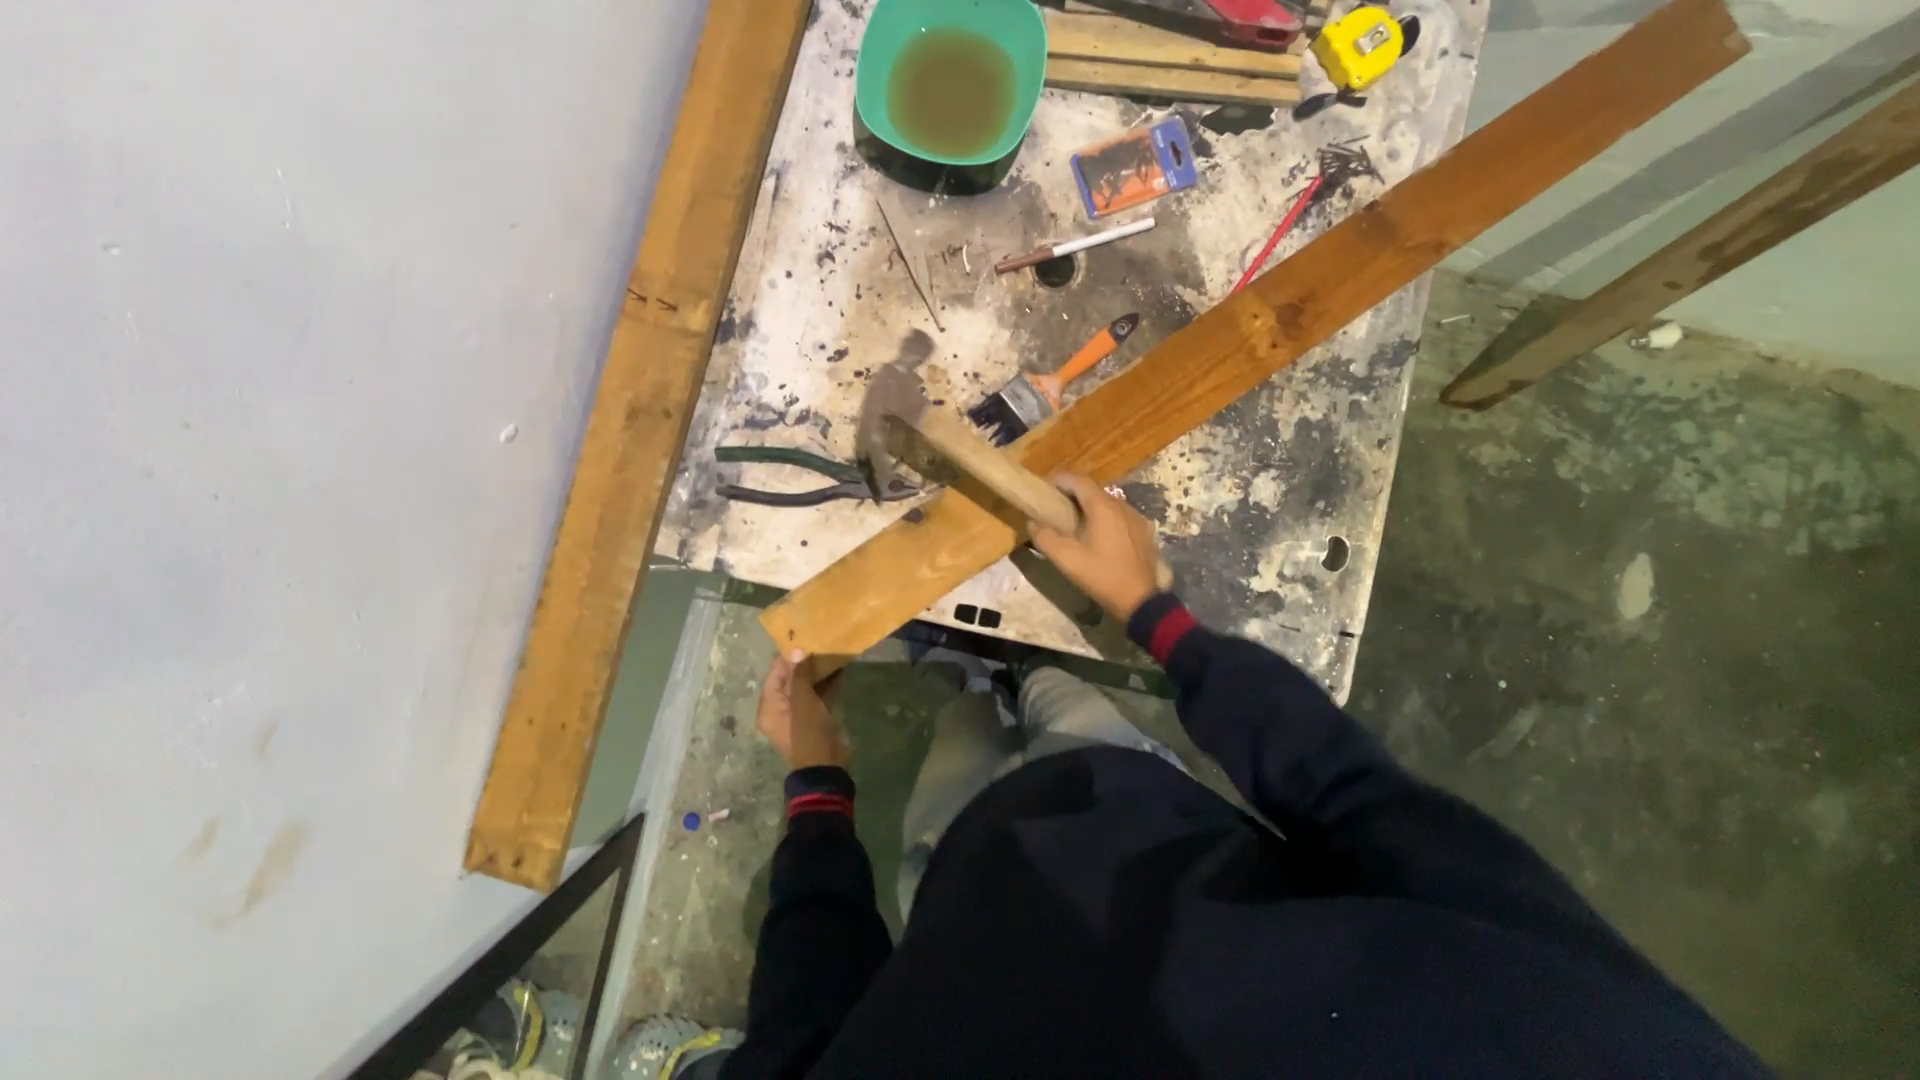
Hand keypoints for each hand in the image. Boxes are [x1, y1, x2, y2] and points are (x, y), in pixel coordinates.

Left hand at [756, 650, 848, 769]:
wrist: (826, 766)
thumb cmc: (807, 732)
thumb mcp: (802, 701)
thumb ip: (799, 675)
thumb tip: (797, 650)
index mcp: (770, 706)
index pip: (775, 675)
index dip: (788, 658)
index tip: (803, 640)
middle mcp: (782, 709)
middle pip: (791, 680)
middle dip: (806, 663)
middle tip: (821, 643)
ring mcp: (800, 714)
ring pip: (808, 687)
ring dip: (819, 672)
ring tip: (832, 651)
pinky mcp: (817, 718)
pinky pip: (820, 696)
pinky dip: (828, 684)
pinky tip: (841, 668)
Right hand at [1028, 473, 1164, 622]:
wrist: (1140, 600)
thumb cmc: (1102, 576)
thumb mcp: (1066, 559)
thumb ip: (1044, 537)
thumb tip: (1033, 522)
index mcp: (1102, 506)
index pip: (1077, 480)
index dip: (1057, 481)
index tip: (1043, 491)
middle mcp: (1121, 505)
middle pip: (1092, 490)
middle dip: (1071, 495)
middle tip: (1054, 509)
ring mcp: (1135, 517)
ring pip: (1106, 503)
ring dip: (1088, 507)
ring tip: (1074, 524)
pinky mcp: (1143, 530)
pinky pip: (1119, 516)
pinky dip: (1104, 519)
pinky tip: (1098, 537)